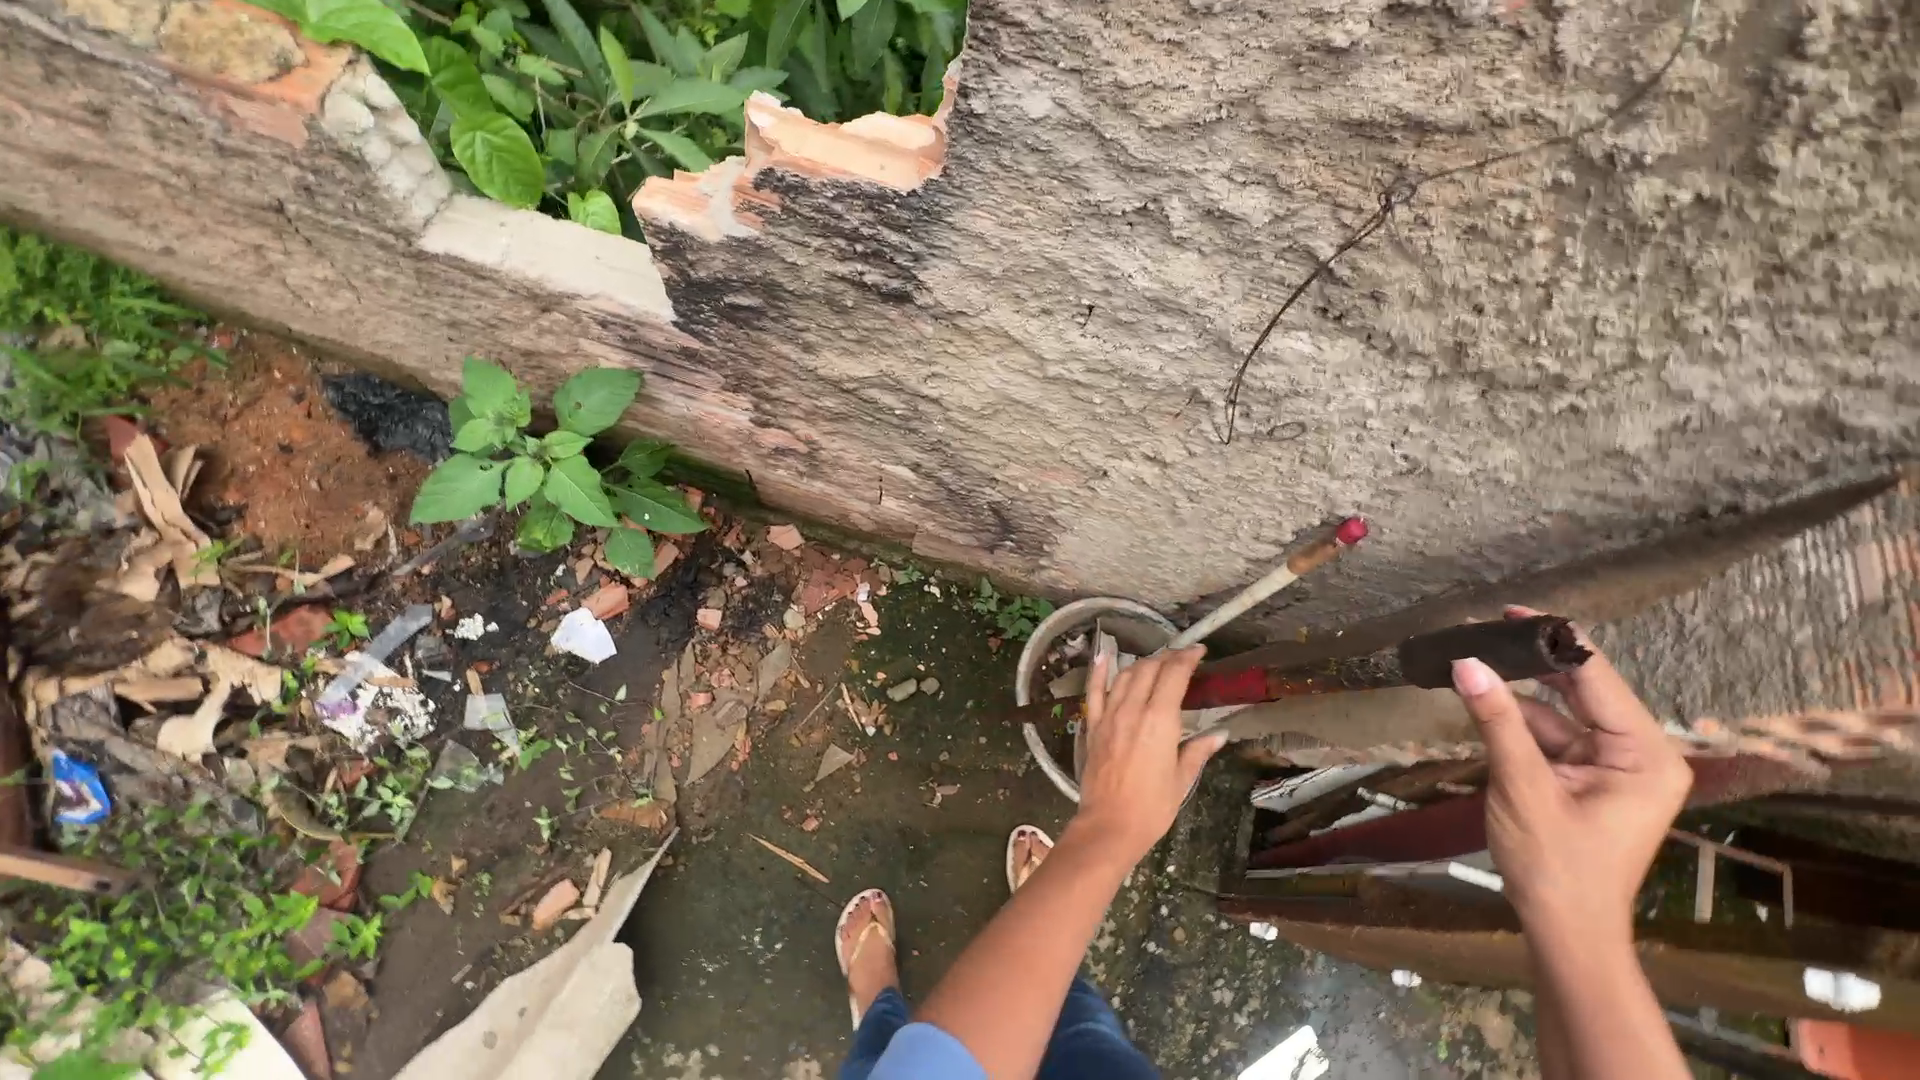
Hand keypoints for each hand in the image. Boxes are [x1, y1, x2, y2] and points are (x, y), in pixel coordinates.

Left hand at [1071, 647, 1226, 864]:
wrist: (1109, 825)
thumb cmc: (1152, 807)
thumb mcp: (1182, 779)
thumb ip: (1198, 750)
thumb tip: (1219, 734)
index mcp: (1159, 720)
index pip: (1174, 675)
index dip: (1187, 658)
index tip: (1198, 651)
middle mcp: (1132, 709)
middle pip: (1149, 669)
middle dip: (1167, 657)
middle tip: (1182, 657)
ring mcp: (1109, 716)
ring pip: (1125, 676)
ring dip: (1142, 663)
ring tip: (1157, 661)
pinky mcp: (1092, 726)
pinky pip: (1094, 692)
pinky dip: (1098, 672)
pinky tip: (1103, 657)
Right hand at [1452, 608, 1691, 940]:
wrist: (1563, 928)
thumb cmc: (1556, 863)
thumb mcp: (1523, 786)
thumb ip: (1496, 720)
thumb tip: (1465, 662)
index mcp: (1645, 754)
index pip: (1597, 680)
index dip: (1554, 642)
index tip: (1511, 611)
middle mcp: (1637, 753)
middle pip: (1578, 691)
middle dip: (1529, 665)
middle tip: (1480, 631)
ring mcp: (1609, 767)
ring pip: (1556, 713)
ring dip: (1513, 696)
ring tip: (1467, 664)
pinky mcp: (1583, 778)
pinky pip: (1547, 737)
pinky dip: (1513, 724)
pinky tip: (1479, 703)